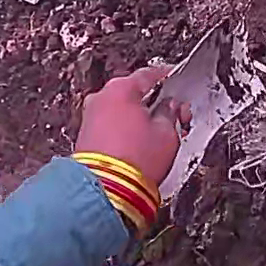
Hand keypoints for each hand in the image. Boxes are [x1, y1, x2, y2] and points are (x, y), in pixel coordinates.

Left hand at [75, 65, 190, 187]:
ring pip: (122, 110)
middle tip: (176, 118)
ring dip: (140, 119)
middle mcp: (101, 98)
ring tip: (160, 137)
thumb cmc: (135, 161)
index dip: (169, 79)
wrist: (105, 191)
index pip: (150, 74)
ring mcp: (90, 118)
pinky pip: (112, 127)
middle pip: (134, 93)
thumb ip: (171, 113)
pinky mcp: (86, 138)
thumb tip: (170, 107)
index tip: (179, 85)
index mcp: (121, 88)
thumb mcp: (167, 133)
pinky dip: (127, 131)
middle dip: (156, 104)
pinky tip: (141, 145)